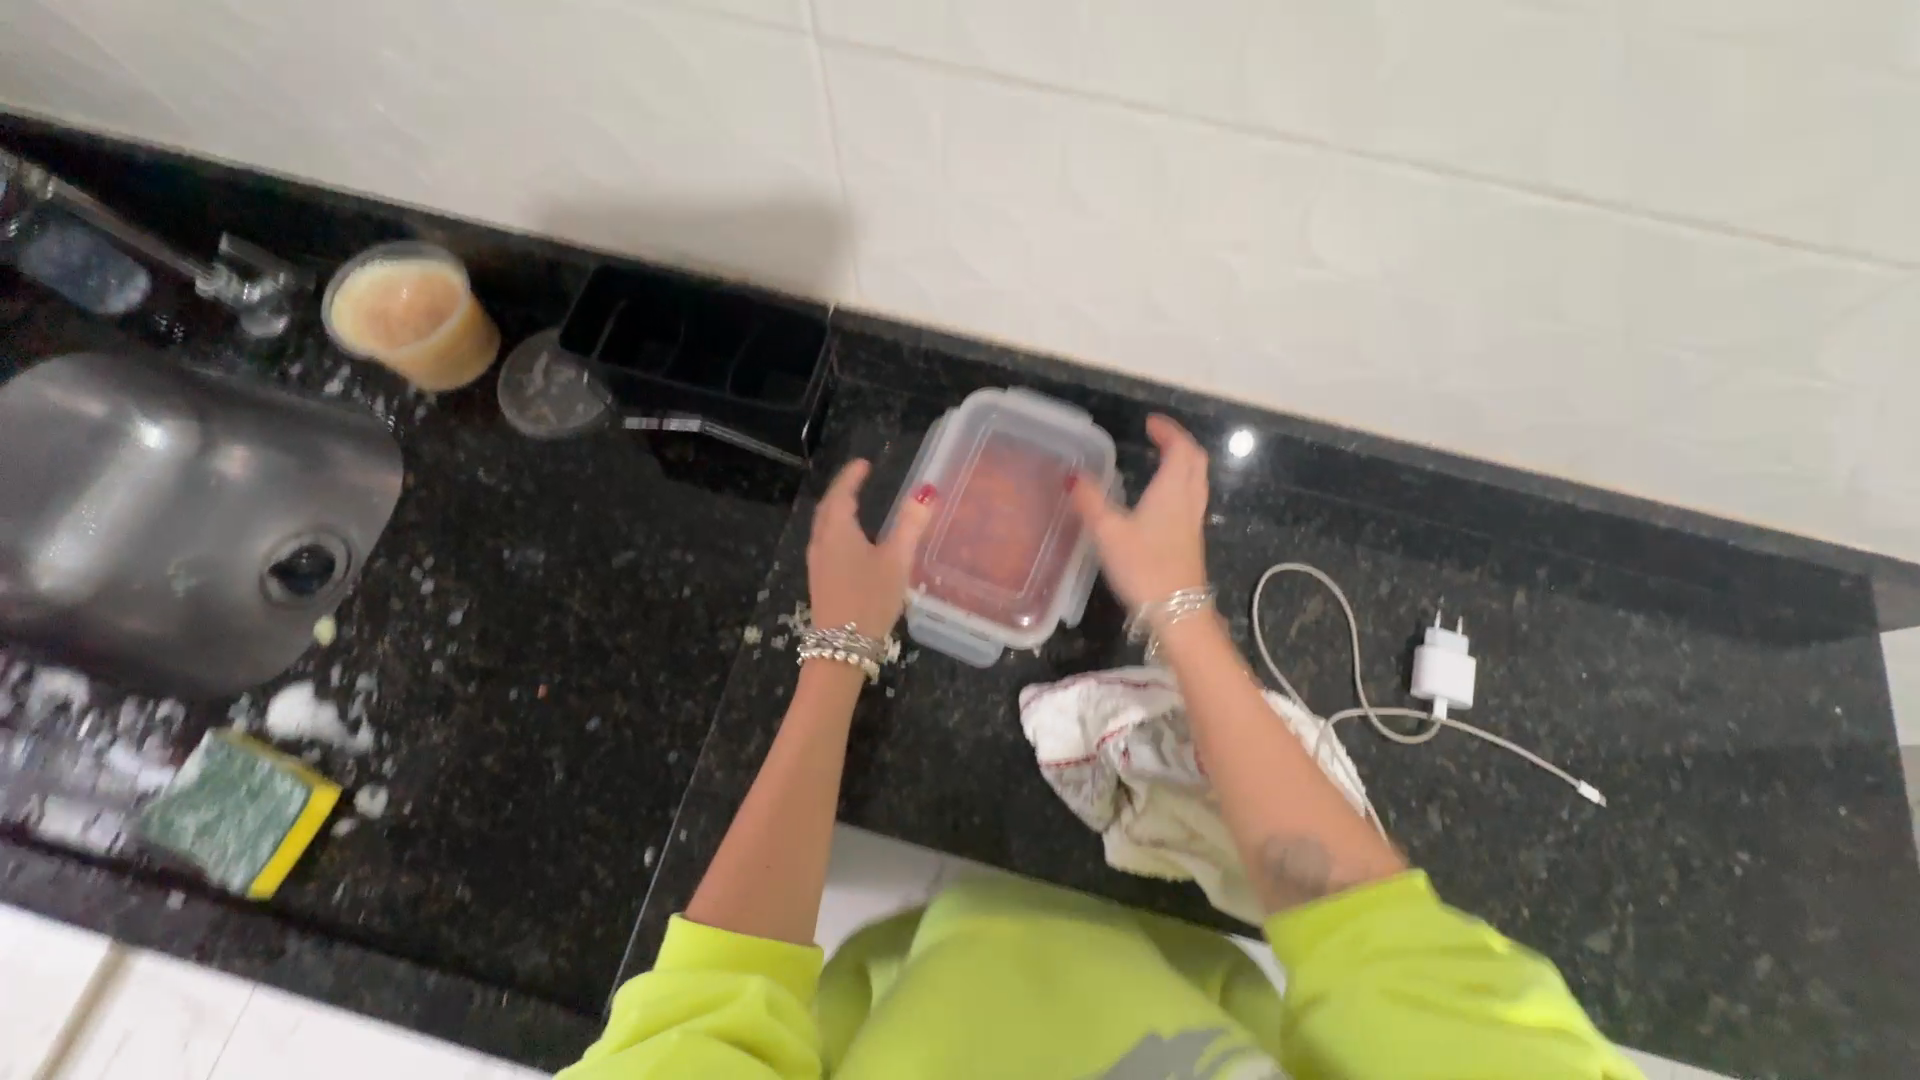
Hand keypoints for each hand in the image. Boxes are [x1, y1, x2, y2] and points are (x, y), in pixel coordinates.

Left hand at [807, 459, 935, 638]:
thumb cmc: (870, 599)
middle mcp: (822, 542)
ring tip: (854, 504)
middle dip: (842, 490)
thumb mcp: (897, 560)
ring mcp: (817, 563)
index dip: (852, 476)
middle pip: (828, 508)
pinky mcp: (820, 580)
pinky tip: (850, 541)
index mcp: (838, 531)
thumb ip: (911, 525)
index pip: (842, 494)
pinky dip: (836, 529)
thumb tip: (926, 491)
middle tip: (858, 478)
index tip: (863, 464)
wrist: (841, 647)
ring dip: (837, 510)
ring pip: (824, 526)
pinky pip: (825, 542)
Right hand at [1069, 414, 1210, 611]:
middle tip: (1158, 437)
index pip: (1179, 448)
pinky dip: (1180, 487)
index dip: (1168, 431)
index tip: (1150, 422)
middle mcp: (1188, 501)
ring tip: (1161, 462)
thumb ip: (1090, 502)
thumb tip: (1072, 476)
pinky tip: (1161, 501)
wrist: (1178, 612)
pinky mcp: (1191, 542)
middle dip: (1178, 444)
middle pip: (1195, 462)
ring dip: (1182, 465)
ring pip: (1196, 482)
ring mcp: (1193, 523)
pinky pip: (1191, 501)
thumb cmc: (1144, 567)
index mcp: (1172, 491)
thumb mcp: (1108, 532)